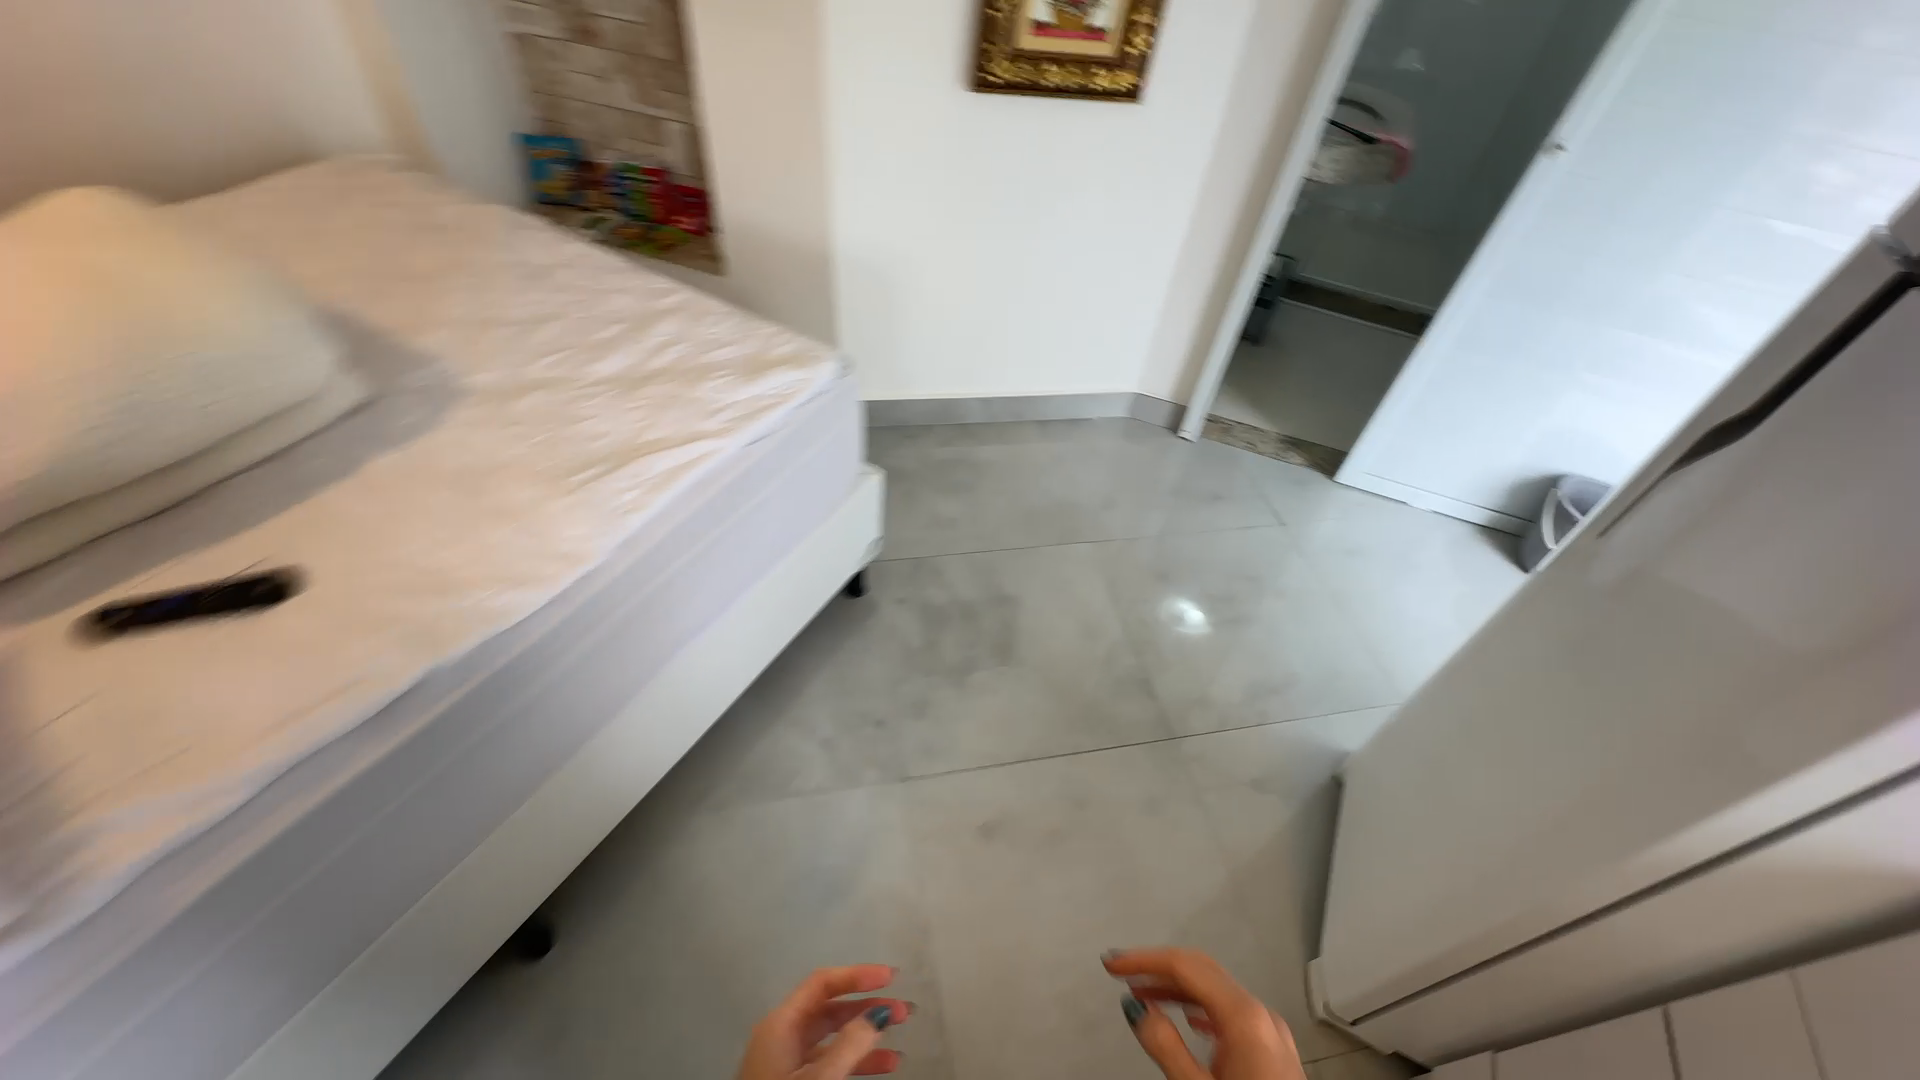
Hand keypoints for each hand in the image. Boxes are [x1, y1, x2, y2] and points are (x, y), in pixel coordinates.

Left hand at [737, 964, 911, 1079]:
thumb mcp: (818, 1078)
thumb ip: (848, 1046)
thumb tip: (879, 1012)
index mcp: (781, 1023)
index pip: (822, 983)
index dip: (857, 975)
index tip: (891, 978)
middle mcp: (783, 1035)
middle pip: (830, 1009)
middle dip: (868, 1008)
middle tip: (904, 1012)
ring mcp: (787, 1061)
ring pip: (833, 1038)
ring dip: (867, 1038)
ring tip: (900, 1042)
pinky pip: (830, 1061)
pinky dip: (856, 1061)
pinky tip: (885, 1066)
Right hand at [1104, 948, 1306, 1079]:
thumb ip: (1165, 1045)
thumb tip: (1135, 1005)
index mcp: (1243, 1016)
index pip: (1185, 966)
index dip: (1144, 959)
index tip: (1110, 964)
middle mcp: (1261, 1013)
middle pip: (1202, 971)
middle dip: (1158, 968)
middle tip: (1120, 973)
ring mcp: (1271, 1031)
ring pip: (1216, 991)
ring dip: (1177, 988)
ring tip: (1141, 995)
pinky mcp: (1274, 1050)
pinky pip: (1230, 1013)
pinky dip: (1200, 1007)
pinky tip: (1184, 1018)